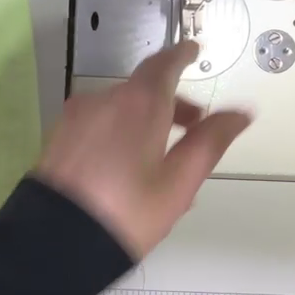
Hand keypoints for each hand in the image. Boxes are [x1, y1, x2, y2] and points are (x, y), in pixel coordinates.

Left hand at [34, 41, 252, 258]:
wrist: (54, 242)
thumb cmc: (125, 212)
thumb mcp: (178, 183)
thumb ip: (210, 142)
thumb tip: (240, 112)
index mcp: (138, 102)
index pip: (164, 65)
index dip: (181, 57)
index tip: (193, 52)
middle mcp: (102, 101)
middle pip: (141, 91)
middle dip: (169, 104)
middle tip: (192, 128)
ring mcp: (74, 121)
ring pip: (117, 112)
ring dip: (142, 124)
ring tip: (160, 162)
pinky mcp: (56, 142)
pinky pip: (96, 129)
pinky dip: (117, 137)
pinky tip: (126, 171)